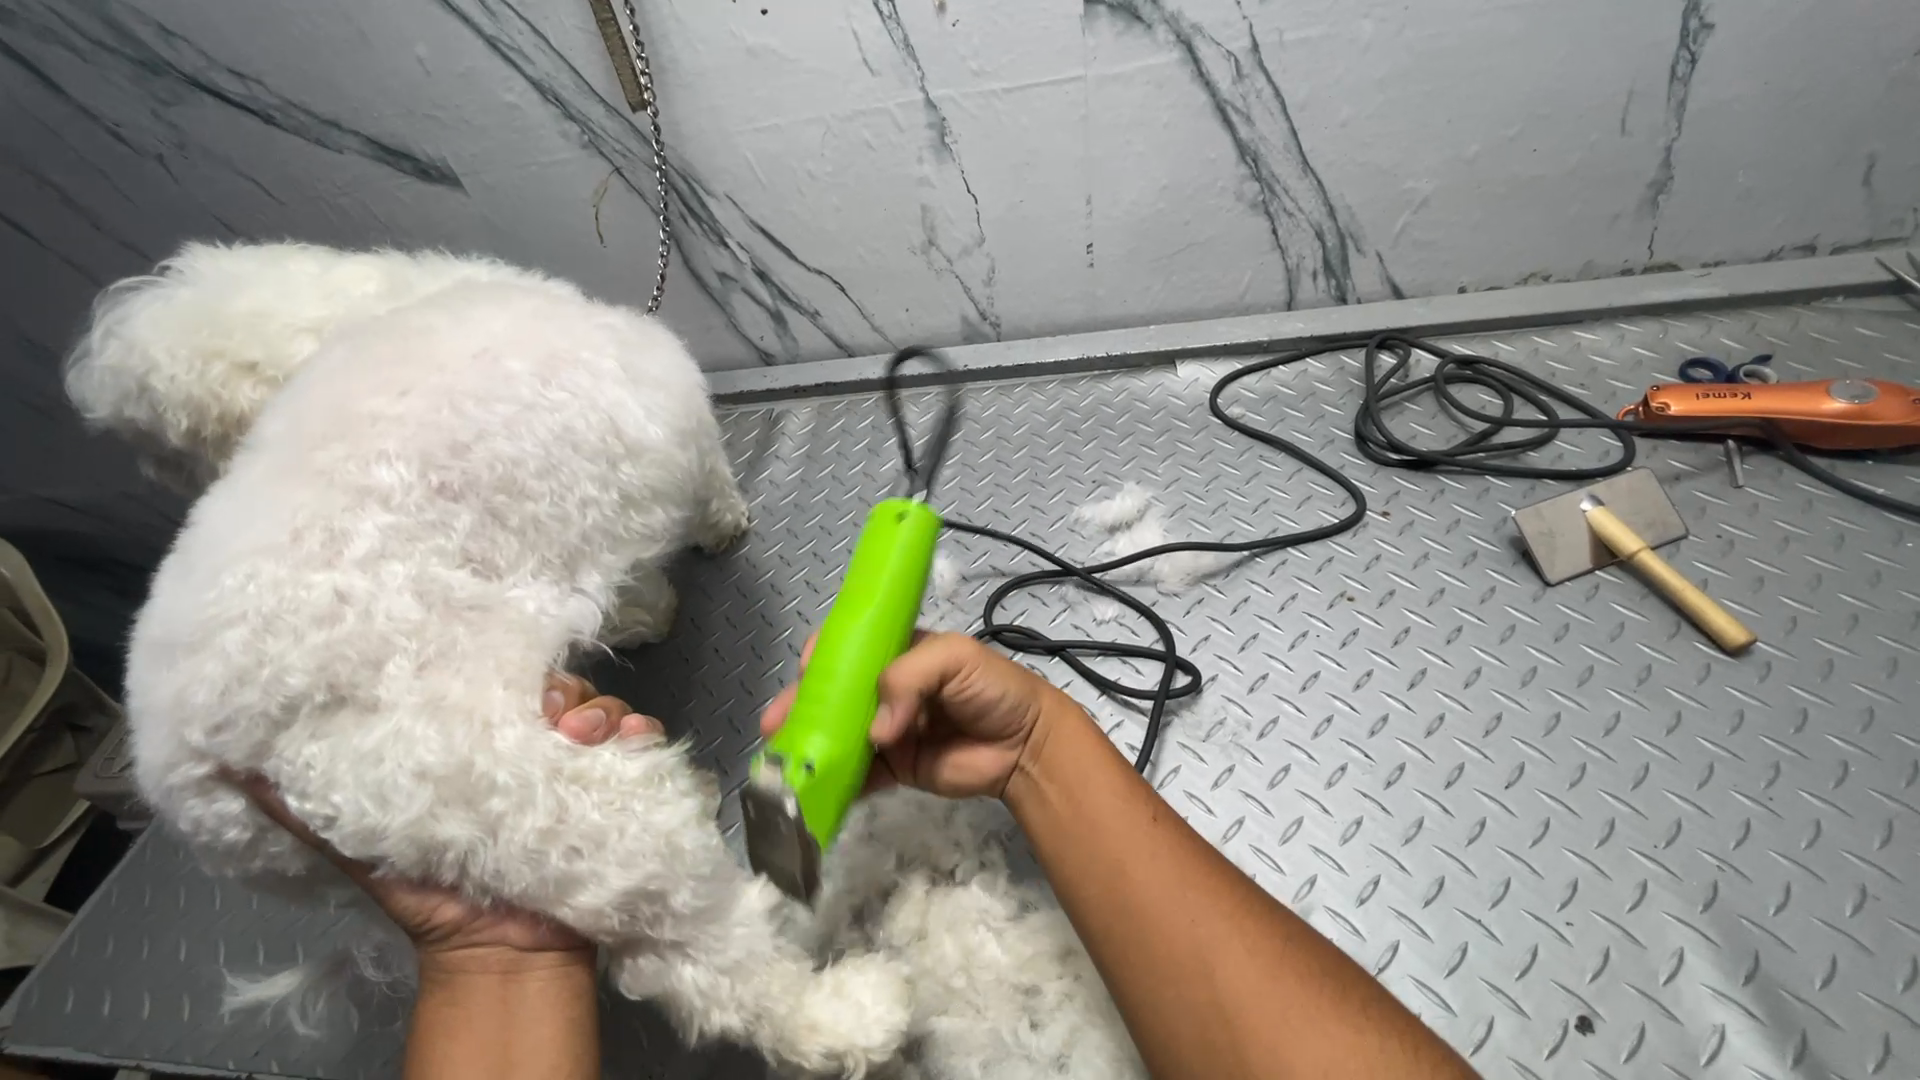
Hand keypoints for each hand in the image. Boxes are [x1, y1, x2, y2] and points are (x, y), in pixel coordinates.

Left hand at [232, 673, 662, 973]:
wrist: (499, 951)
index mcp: (490, 750)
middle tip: (559, 723)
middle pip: (571, 695)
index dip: (524, 683)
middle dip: (572, 697)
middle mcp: (544, 750)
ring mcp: (588, 771)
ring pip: (612, 713)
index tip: (524, 699)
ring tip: (591, 738)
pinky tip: (634, 742)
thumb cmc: (433, 894)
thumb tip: (227, 762)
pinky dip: (645, 736)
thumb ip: (306, 808)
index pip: (515, 690)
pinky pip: (647, 748)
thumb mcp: (359, 846)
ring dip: (608, 713)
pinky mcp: (623, 792)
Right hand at [759, 631, 1078, 799]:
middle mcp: (884, 690)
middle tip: (775, 724)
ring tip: (780, 759)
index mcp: (897, 653)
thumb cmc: (992, 688)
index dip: (822, 656)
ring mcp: (885, 731)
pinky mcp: (893, 769)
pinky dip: (832, 783)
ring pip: (837, 735)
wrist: (1025, 745)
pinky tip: (807, 790)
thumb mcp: (954, 659)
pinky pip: (856, 775)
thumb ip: (909, 679)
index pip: (850, 648)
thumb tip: (875, 731)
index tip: (806, 669)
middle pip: (832, 694)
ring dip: (807, 744)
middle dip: (800, 706)